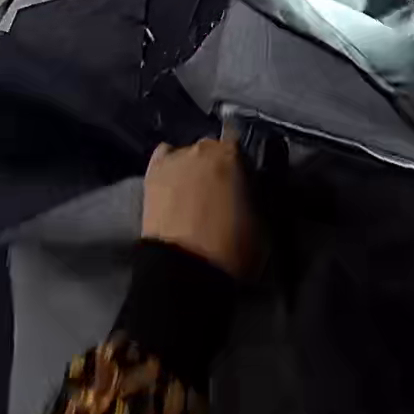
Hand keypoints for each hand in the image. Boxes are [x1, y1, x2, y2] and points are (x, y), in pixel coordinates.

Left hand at [142, 136, 255, 278]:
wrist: (184, 267)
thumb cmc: (230, 249)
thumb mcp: (261, 223)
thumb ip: (255, 197)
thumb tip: (250, 192)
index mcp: (233, 155)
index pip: (240, 145)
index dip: (242, 164)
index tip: (244, 181)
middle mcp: (203, 147)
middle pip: (213, 148)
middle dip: (218, 166)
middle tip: (220, 193)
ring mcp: (175, 157)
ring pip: (188, 154)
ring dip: (193, 167)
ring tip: (194, 194)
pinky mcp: (152, 172)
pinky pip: (163, 158)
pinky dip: (170, 167)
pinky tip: (173, 185)